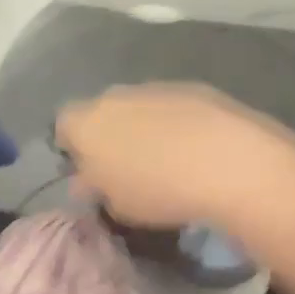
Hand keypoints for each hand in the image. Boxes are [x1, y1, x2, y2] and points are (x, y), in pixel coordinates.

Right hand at [54, 83, 294, 230]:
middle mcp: (115, 95)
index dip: (73, 148)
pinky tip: (199, 151)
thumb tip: (85, 181)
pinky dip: (178, 124)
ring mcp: (156, 87)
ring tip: (169, 161)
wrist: (232, 162)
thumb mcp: (117, 206)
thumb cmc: (160, 190)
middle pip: (102, 112)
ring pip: (139, 107)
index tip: (90, 172)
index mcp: (85, 122)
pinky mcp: (195, 87)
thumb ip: (95, 188)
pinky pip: (173, 107)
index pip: (62, 126)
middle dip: (110, 135)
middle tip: (128, 168)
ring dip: (145, 128)